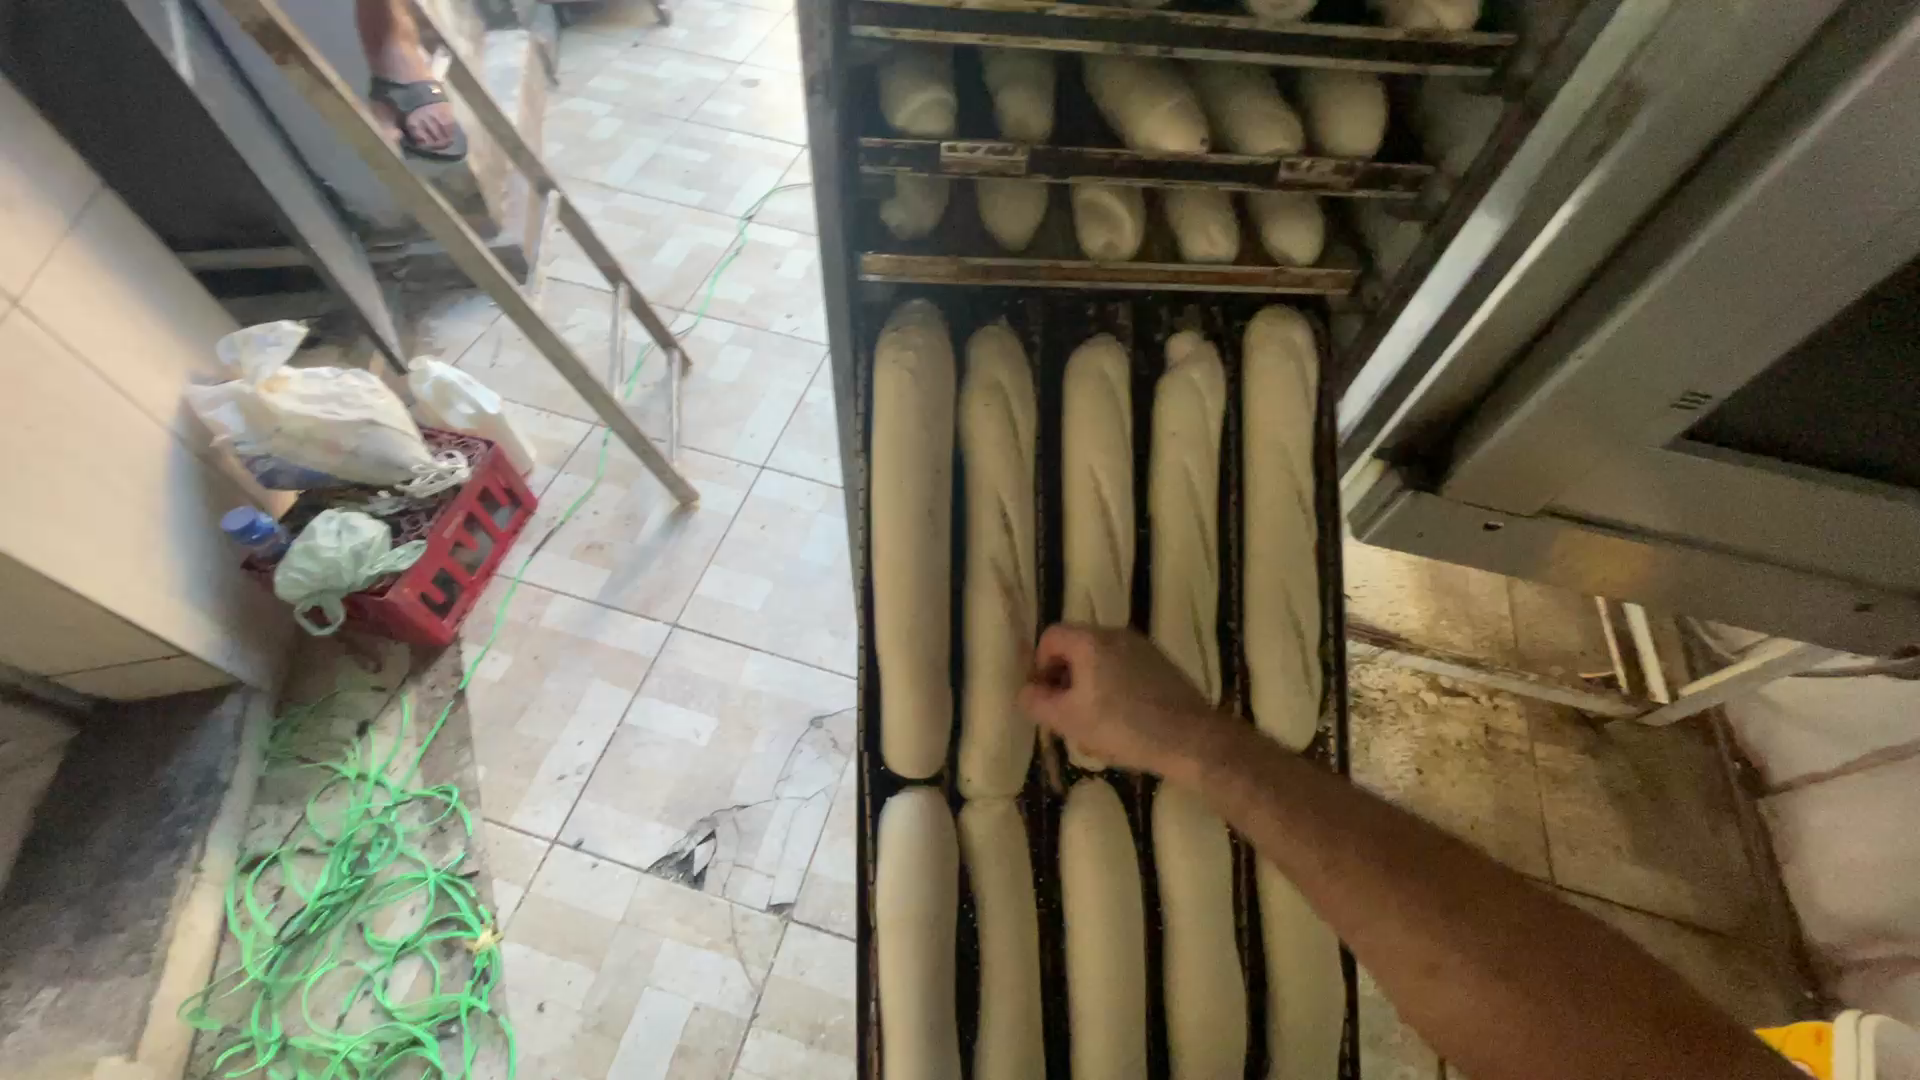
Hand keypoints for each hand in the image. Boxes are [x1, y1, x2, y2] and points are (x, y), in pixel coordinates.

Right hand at [1017, 623, 1227, 778]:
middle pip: (1076, 646)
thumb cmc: (1123, 727)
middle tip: (1068, 712)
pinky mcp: (1162, 663)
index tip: (1047, 697)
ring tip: (1096, 721)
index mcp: (1090, 640)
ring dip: (1090, 684)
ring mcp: (1143, 646)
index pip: (1051, 637)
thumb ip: (1037, 702)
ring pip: (1101, 659)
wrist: (1191, 739)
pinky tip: (1124, 719)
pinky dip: (1114, 685)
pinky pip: (1125, 667)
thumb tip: (1026, 691)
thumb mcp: (1068, 720)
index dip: (1041, 666)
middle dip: (1065, 678)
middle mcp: (1116, 633)